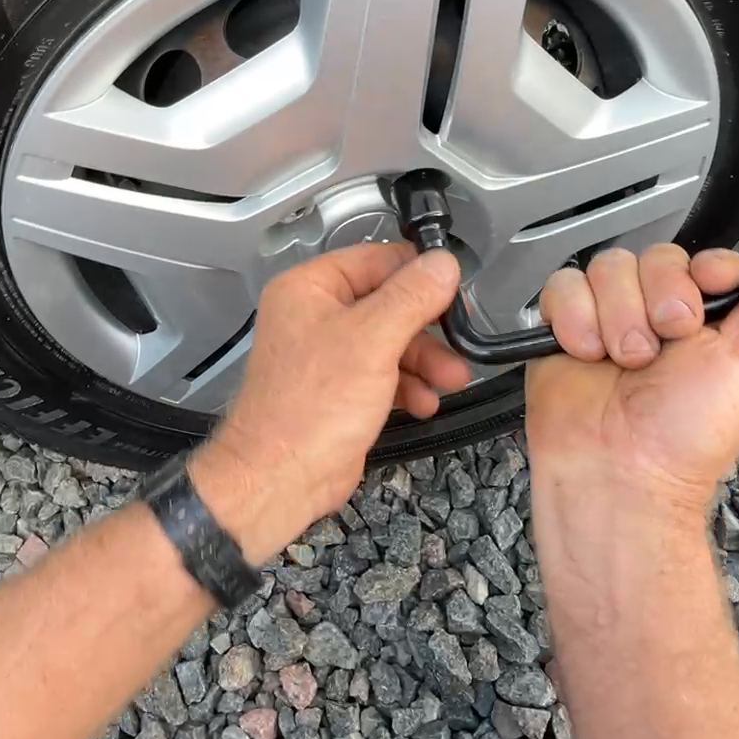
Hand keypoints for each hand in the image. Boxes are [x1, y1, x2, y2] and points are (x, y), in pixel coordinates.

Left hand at [190, 243, 465, 559]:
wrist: (280, 479)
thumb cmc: (311, 406)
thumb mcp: (372, 340)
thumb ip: (411, 298)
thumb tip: (443, 263)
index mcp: (309, 288)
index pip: (374, 259)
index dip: (416, 273)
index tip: (453, 289)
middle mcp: (315, 315)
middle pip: (387, 303)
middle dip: (426, 327)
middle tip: (458, 341)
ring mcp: (327, 355)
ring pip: (390, 342)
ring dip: (424, 361)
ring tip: (450, 379)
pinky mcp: (339, 390)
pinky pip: (383, 375)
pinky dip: (407, 386)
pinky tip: (424, 402)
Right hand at [525, 242, 738, 517]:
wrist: (616, 468)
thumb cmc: (688, 434)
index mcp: (710, 319)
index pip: (708, 259)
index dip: (705, 272)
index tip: (702, 308)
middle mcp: (656, 309)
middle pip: (654, 256)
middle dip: (658, 302)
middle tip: (659, 351)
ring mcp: (607, 313)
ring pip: (607, 267)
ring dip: (617, 317)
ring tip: (621, 362)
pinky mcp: (562, 321)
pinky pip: (563, 285)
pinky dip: (574, 319)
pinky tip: (584, 354)